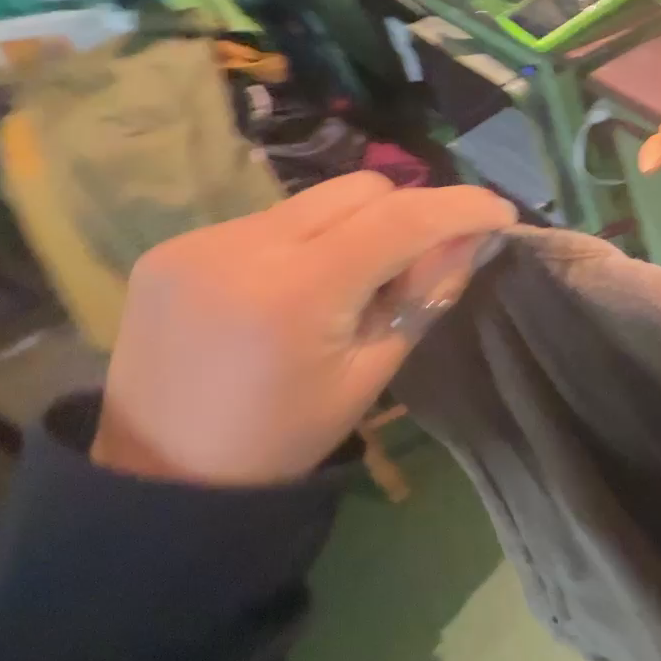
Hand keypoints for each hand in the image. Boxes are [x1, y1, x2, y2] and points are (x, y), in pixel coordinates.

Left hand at [91, 172, 515, 485]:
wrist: (158, 471)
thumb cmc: (285, 434)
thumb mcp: (374, 371)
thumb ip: (427, 296)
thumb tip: (471, 239)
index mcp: (297, 292)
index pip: (401, 218)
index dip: (462, 207)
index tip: (502, 213)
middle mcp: (245, 248)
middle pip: (362, 190)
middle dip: (410, 213)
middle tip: (425, 259)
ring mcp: (202, 240)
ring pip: (317, 199)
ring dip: (358, 224)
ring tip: (356, 278)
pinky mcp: (177, 245)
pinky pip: (272, 218)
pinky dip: (309, 238)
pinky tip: (298, 285)